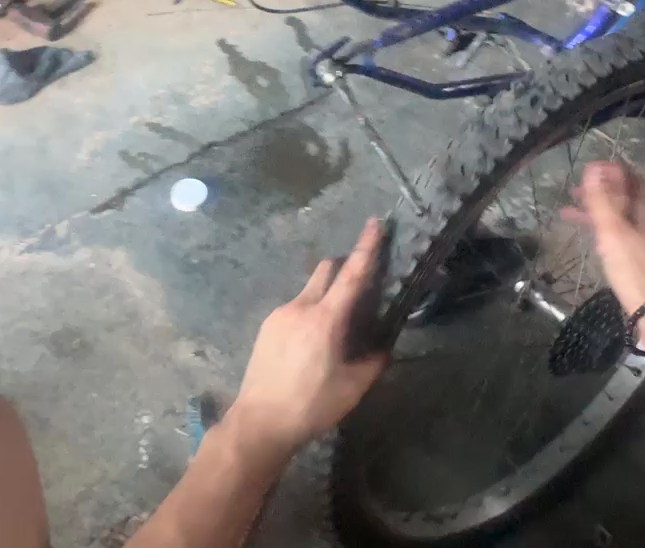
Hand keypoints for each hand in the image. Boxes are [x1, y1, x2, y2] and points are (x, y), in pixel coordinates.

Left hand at [229, 218, 389, 454]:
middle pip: (326, 271)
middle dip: (344, 269)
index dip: (365, 247)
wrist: (259, 421)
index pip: (351, 274)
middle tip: (359, 286)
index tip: (374, 223)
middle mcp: (301, 307)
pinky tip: (311, 344)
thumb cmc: (310, 407)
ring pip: (310, 290)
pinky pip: (295, 307)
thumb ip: (373, 363)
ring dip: (326, 296)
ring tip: (334, 331)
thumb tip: (384, 347)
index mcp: (325, 320)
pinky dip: (310, 312)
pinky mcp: (267, 324)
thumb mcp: (352, 390)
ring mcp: (280, 313)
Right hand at [561, 162, 644, 318]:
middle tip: (574, 189)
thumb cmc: (634, 269)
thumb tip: (594, 167)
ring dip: (596, 211)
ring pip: (618, 218)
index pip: (633, 180)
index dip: (613, 170)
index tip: (589, 168)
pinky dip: (600, 230)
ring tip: (569, 211)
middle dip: (599, 191)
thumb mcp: (613, 231)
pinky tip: (590, 238)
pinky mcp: (640, 261)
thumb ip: (602, 200)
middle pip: (624, 199)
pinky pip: (617, 235)